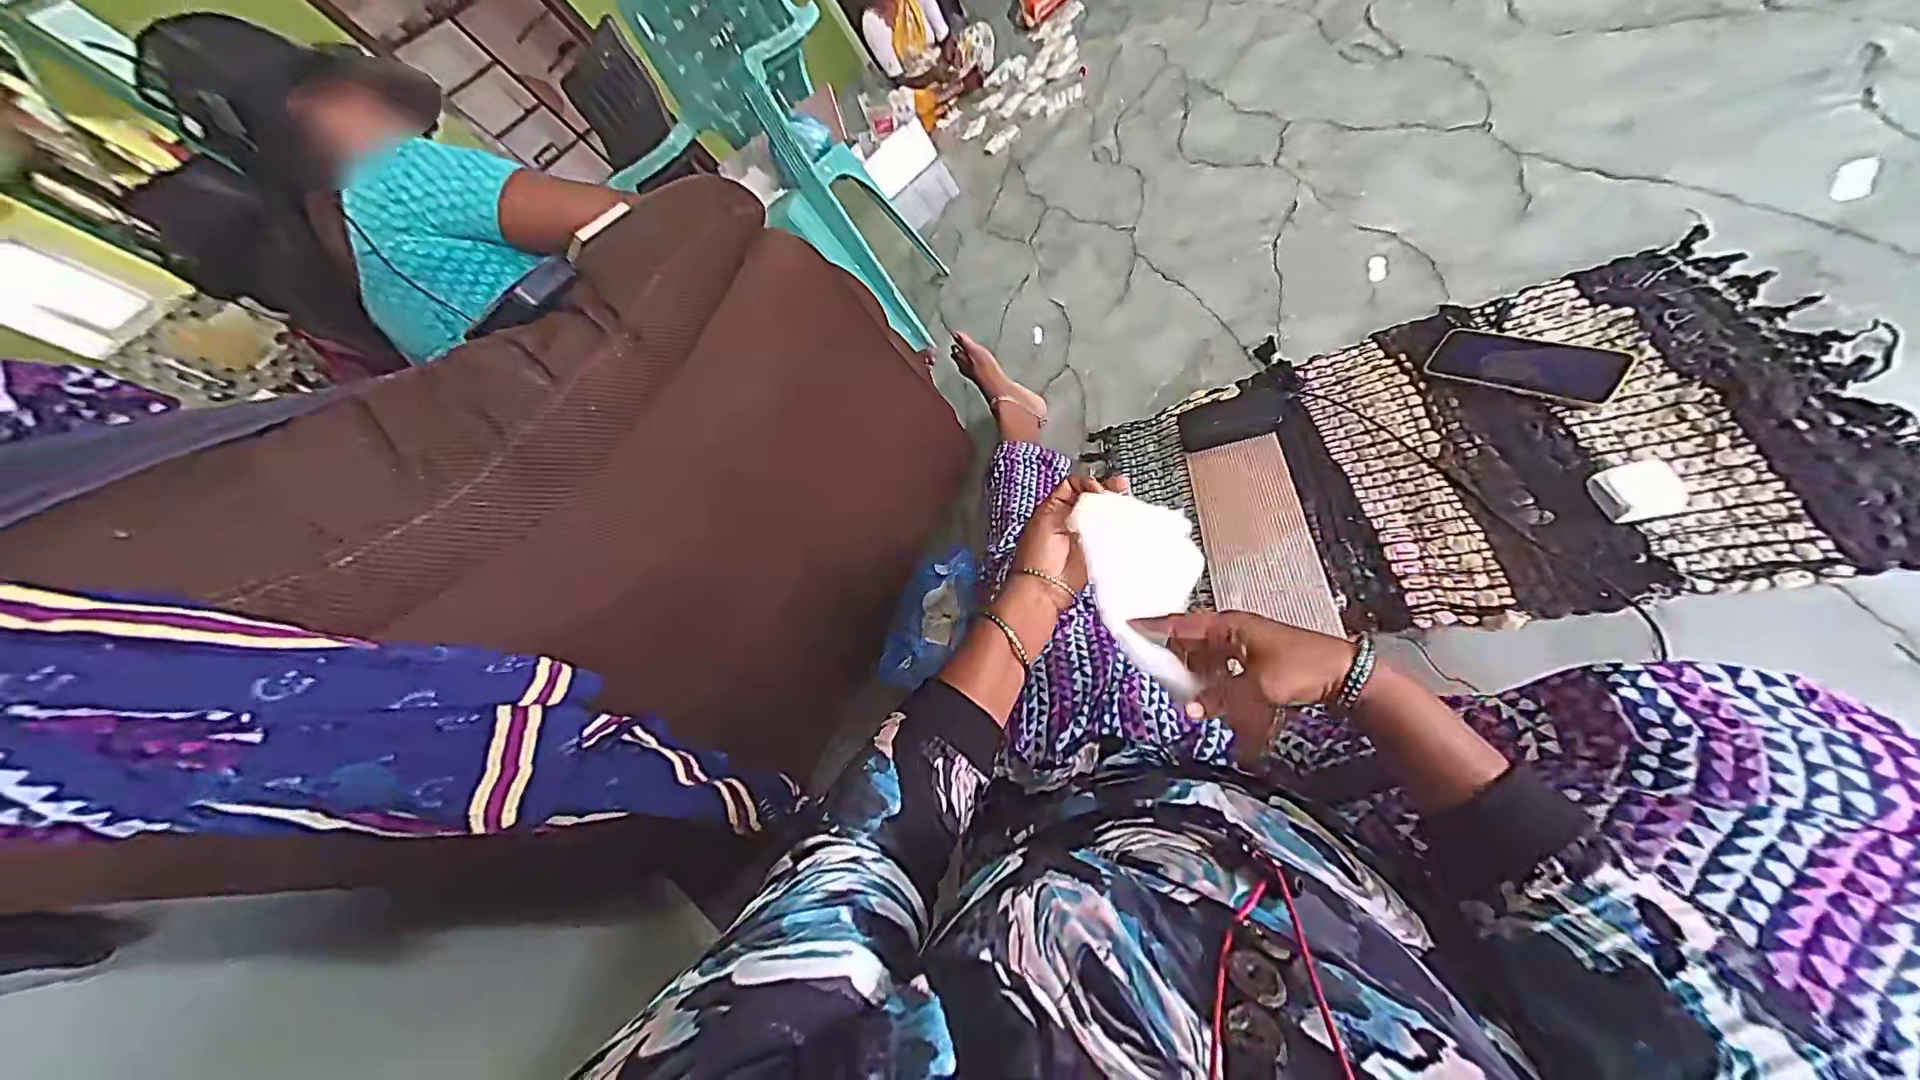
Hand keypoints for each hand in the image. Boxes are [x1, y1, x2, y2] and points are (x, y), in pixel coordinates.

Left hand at [1008, 473, 1127, 608]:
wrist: (1046, 586)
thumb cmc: (1039, 553)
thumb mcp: (1049, 518)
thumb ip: (1070, 501)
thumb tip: (1091, 490)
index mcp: (1054, 508)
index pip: (1073, 486)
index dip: (1087, 483)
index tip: (1098, 488)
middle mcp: (1070, 519)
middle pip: (1091, 499)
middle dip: (1106, 491)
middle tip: (1121, 486)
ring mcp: (1083, 534)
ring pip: (1101, 514)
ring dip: (1113, 507)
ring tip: (1126, 500)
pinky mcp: (1095, 548)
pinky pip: (1109, 532)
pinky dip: (1117, 525)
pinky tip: (1125, 518)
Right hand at [1132, 611, 1358, 754]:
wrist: (1347, 674)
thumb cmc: (1301, 670)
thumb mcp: (1258, 686)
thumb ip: (1222, 697)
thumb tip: (1190, 709)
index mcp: (1229, 626)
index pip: (1182, 624)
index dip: (1154, 626)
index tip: (1128, 623)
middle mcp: (1234, 631)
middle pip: (1193, 641)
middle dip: (1175, 656)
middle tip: (1155, 670)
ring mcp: (1246, 643)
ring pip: (1209, 655)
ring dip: (1197, 672)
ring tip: (1184, 690)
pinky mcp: (1257, 658)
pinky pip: (1225, 666)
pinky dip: (1216, 679)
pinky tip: (1213, 696)